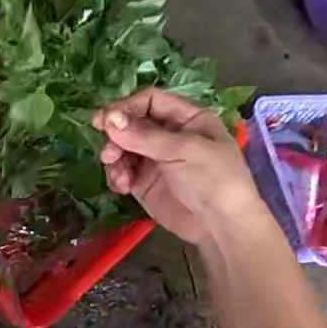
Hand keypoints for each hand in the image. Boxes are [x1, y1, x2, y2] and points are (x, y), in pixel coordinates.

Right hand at [92, 88, 268, 250]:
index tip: (104, 120)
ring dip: (115, 158)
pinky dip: (118, 177)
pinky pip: (124, 173)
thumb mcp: (184, 151)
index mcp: (187, 119)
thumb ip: (145, 136)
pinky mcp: (147, 185)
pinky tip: (122, 186)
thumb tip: (109, 119)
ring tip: (116, 171)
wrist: (223, 226)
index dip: (126, 107)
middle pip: (133, 125)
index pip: (151, 101)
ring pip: (124, 149)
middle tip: (107, 151)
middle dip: (117, 135)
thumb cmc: (213, 179)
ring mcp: (157, 161)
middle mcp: (170, 136)